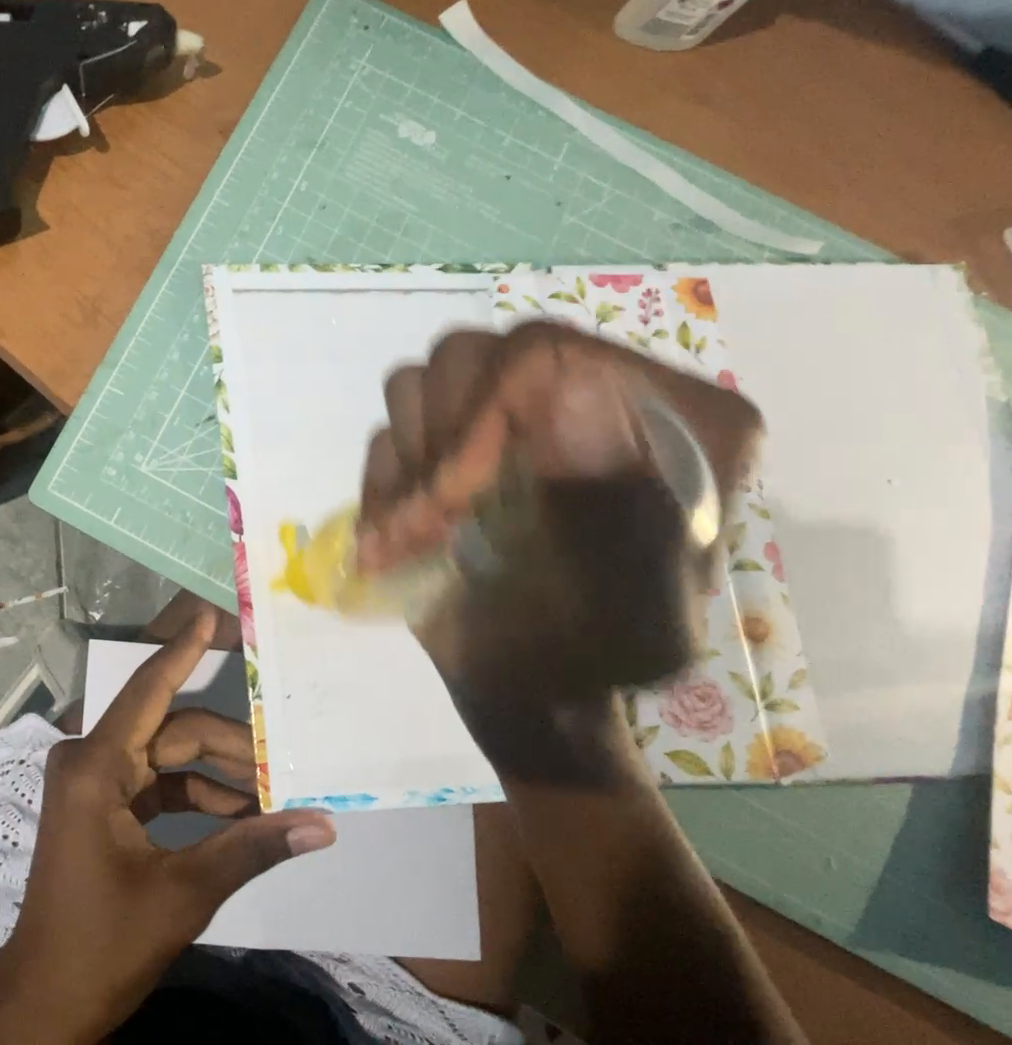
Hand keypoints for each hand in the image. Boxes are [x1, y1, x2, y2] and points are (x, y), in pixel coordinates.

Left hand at [0, 608, 335, 1044]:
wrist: (49, 992)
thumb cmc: (105, 939)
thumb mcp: (184, 892)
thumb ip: (251, 848)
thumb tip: (322, 823)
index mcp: (96, 766)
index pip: (148, 692)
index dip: (182, 652)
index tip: (210, 615)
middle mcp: (89, 761)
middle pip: (170, 733)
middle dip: (229, 747)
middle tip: (286, 760)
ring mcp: (92, 785)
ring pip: (166, 760)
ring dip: (217, 777)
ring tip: (274, 797)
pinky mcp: (100, 809)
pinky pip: (156, 786)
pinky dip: (196, 799)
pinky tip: (243, 819)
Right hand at [358, 320, 762, 781]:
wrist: (531, 689)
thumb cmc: (592, 658)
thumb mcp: (629, 605)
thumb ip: (614, 511)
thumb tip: (583, 402)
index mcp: (666, 421)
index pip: (546, 357)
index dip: (476, 421)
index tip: (444, 506)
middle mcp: (588, 399)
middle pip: (470, 356)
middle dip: (434, 448)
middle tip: (425, 529)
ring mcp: (509, 420)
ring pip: (418, 384)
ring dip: (404, 471)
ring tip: (413, 540)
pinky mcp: (452, 449)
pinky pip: (386, 434)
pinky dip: (380, 490)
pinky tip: (396, 542)